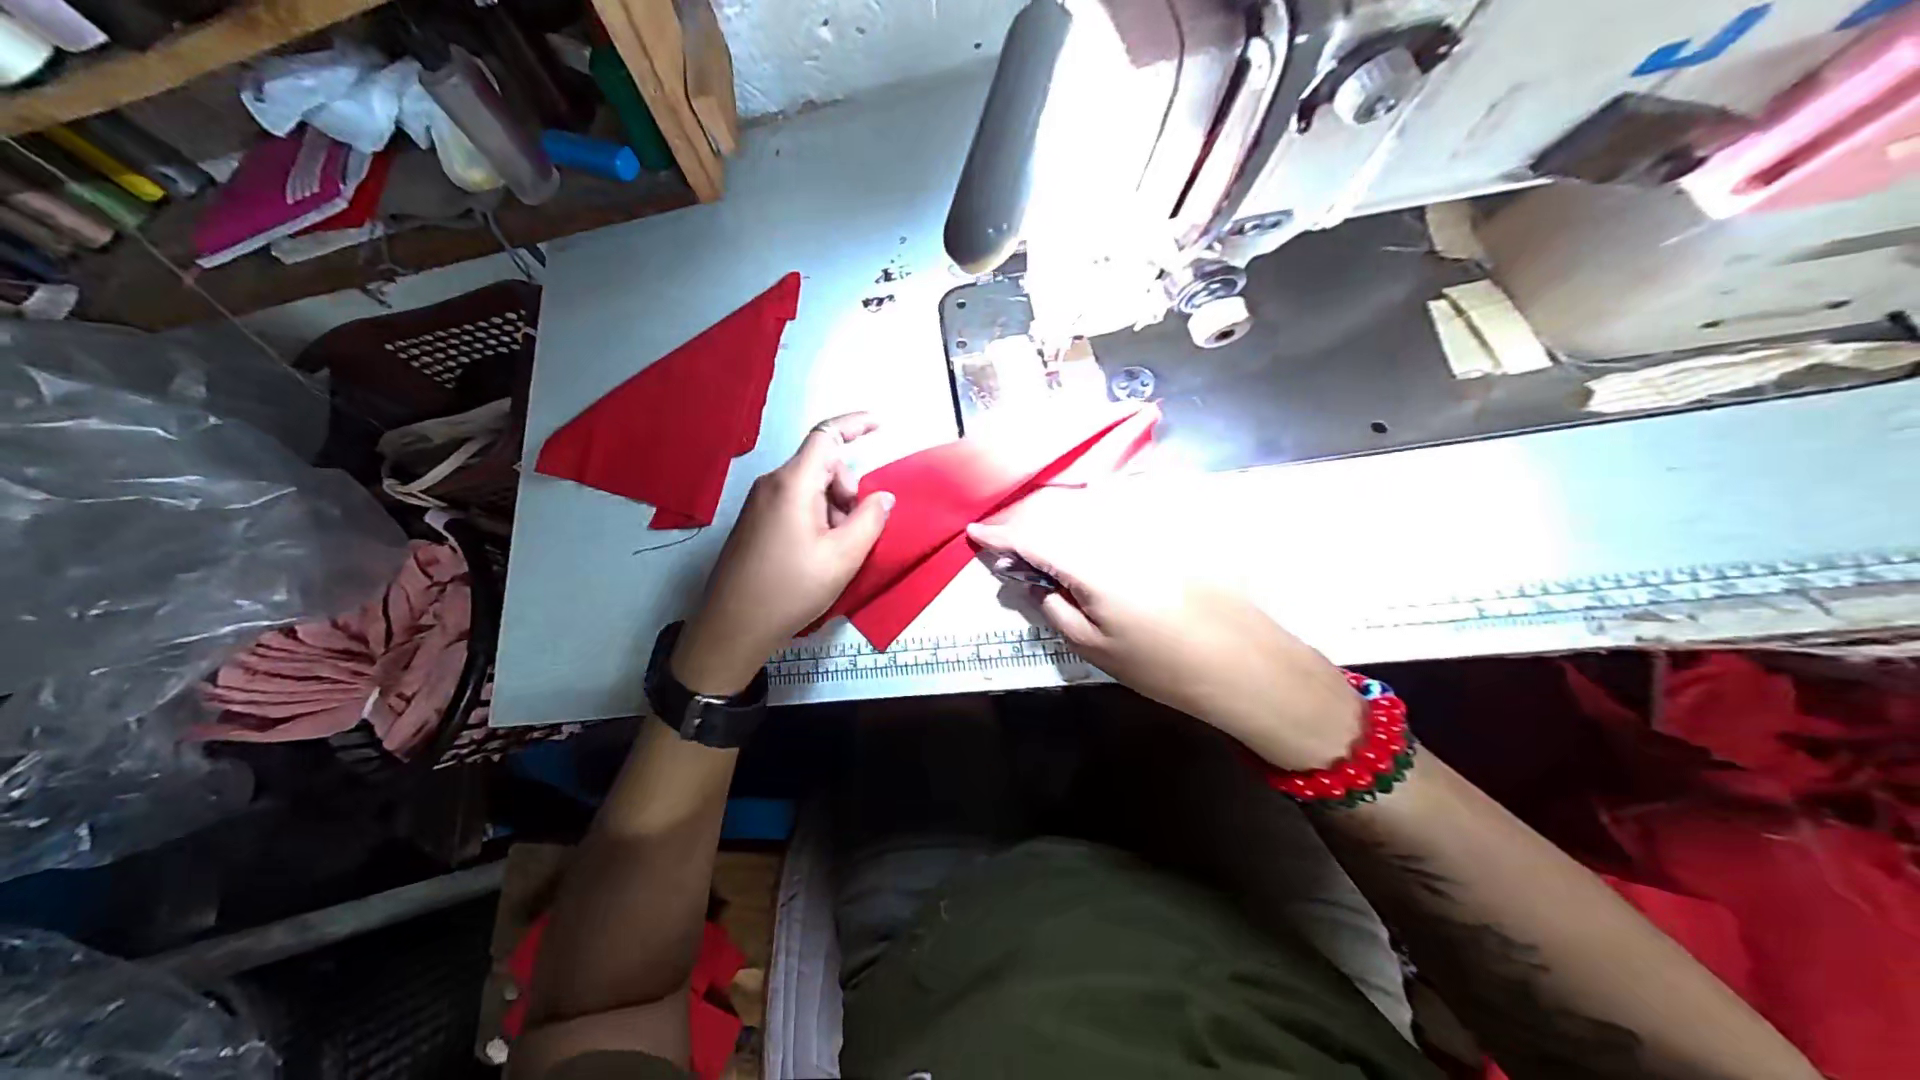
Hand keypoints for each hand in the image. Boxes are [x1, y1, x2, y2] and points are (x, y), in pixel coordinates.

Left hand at [672, 414, 893, 695]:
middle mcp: (772, 484)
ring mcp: (759, 503)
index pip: (827, 436)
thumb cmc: (790, 589)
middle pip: (822, 465)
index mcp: (793, 483)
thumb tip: (883, 496)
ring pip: (810, 487)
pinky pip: (795, 504)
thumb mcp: (843, 556)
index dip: (856, 424)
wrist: (733, 627)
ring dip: (833, 508)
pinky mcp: (755, 522)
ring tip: (835, 551)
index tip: (881, 424)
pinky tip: (817, 554)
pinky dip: (816, 518)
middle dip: (848, 489)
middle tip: (855, 530)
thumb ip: (870, 519)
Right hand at [966, 519, 1361, 770]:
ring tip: (1042, 539)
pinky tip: (1085, 530)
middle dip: (1024, 522)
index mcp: (1091, 560)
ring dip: (1055, 514)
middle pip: (1056, 509)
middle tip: (1007, 543)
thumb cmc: (1162, 664)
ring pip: (1085, 503)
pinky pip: (1115, 507)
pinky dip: (1089, 513)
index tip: (976, 533)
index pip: (1032, 535)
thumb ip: (1053, 607)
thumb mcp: (1093, 647)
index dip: (1000, 535)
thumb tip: (1033, 582)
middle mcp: (1116, 529)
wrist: (1244, 662)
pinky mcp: (1169, 526)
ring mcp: (1146, 523)